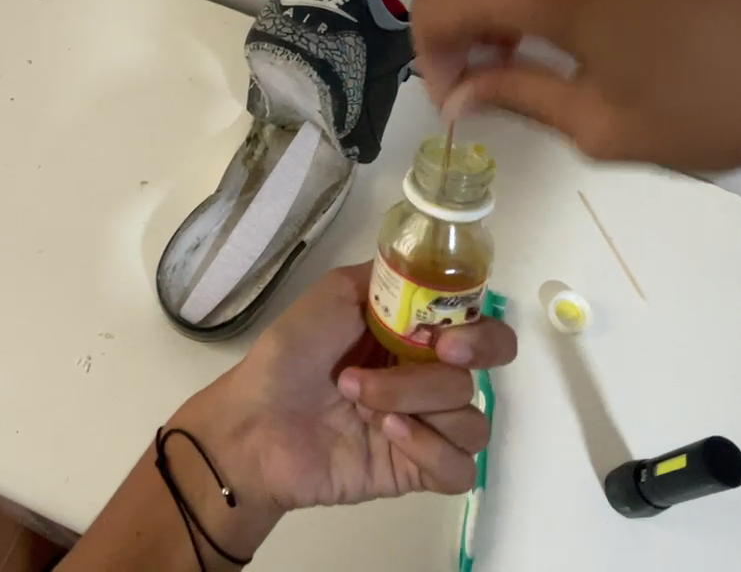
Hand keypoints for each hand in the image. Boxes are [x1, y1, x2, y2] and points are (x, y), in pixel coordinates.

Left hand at [173, 263, 516, 518]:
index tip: (444, 338)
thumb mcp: (336, 292)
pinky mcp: (414, 472)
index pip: (483, 333)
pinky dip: (430, 449)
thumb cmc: (292, 350)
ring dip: (417, 404)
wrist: (257, 419)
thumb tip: (429, 267)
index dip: (481, 336)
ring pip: (470, 422)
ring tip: (363, 401)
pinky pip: (458, 469)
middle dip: (442, 373)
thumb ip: (388, 278)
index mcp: (415, 336)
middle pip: (474, 378)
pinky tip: (387, 433)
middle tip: (418, 365)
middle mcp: (426, 379)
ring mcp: (424, 427)